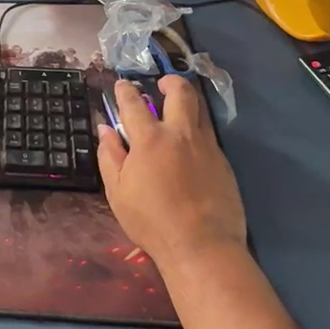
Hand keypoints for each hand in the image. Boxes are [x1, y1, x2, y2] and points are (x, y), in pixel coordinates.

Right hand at [96, 75, 247, 263]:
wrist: (203, 247)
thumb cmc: (152, 221)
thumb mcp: (118, 191)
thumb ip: (109, 156)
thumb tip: (105, 129)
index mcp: (150, 139)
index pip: (134, 103)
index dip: (125, 90)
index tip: (122, 85)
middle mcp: (181, 134)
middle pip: (180, 92)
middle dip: (170, 81)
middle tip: (162, 85)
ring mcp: (207, 147)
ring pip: (200, 111)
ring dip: (187, 103)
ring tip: (178, 111)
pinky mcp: (224, 163)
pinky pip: (209, 137)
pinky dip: (197, 132)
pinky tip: (190, 149)